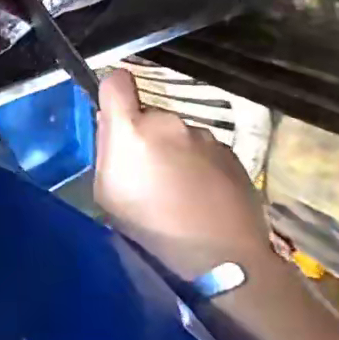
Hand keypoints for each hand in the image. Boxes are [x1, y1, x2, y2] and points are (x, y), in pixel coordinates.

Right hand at [93, 69, 273, 279]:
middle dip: (145, 133)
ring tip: (180, 188)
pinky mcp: (232, 155)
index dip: (113, 91)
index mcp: (131, 128)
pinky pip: (205, 151)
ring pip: (179, 134)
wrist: (220, 258)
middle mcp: (168, 122)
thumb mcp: (106, 190)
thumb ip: (107, 150)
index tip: (114, 111)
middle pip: (149, 115)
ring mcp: (204, 137)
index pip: (117, 81)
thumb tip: (111, 128)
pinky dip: (200, 165)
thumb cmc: (148, 225)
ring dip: (174, 150)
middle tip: (147, 169)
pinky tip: (203, 196)